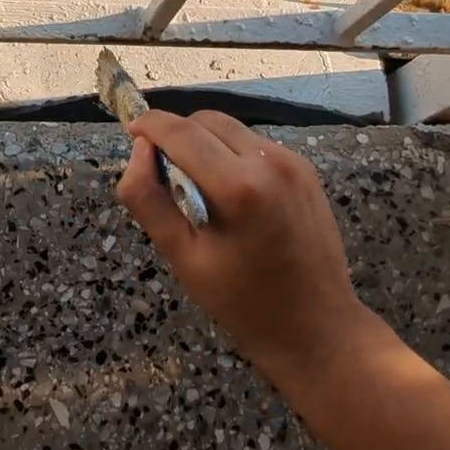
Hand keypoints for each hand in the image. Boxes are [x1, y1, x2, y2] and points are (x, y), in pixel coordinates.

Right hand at [116, 110, 369, 389]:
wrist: (319, 328)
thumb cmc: (243, 302)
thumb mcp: (182, 256)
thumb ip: (148, 198)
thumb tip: (139, 150)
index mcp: (239, 187)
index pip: (181, 132)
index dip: (149, 125)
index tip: (130, 133)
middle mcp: (270, 162)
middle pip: (206, 121)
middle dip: (176, 135)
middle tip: (162, 173)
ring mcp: (293, 162)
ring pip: (231, 129)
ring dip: (204, 142)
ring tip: (197, 186)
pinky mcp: (305, 169)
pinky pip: (253, 144)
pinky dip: (230, 154)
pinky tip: (229, 193)